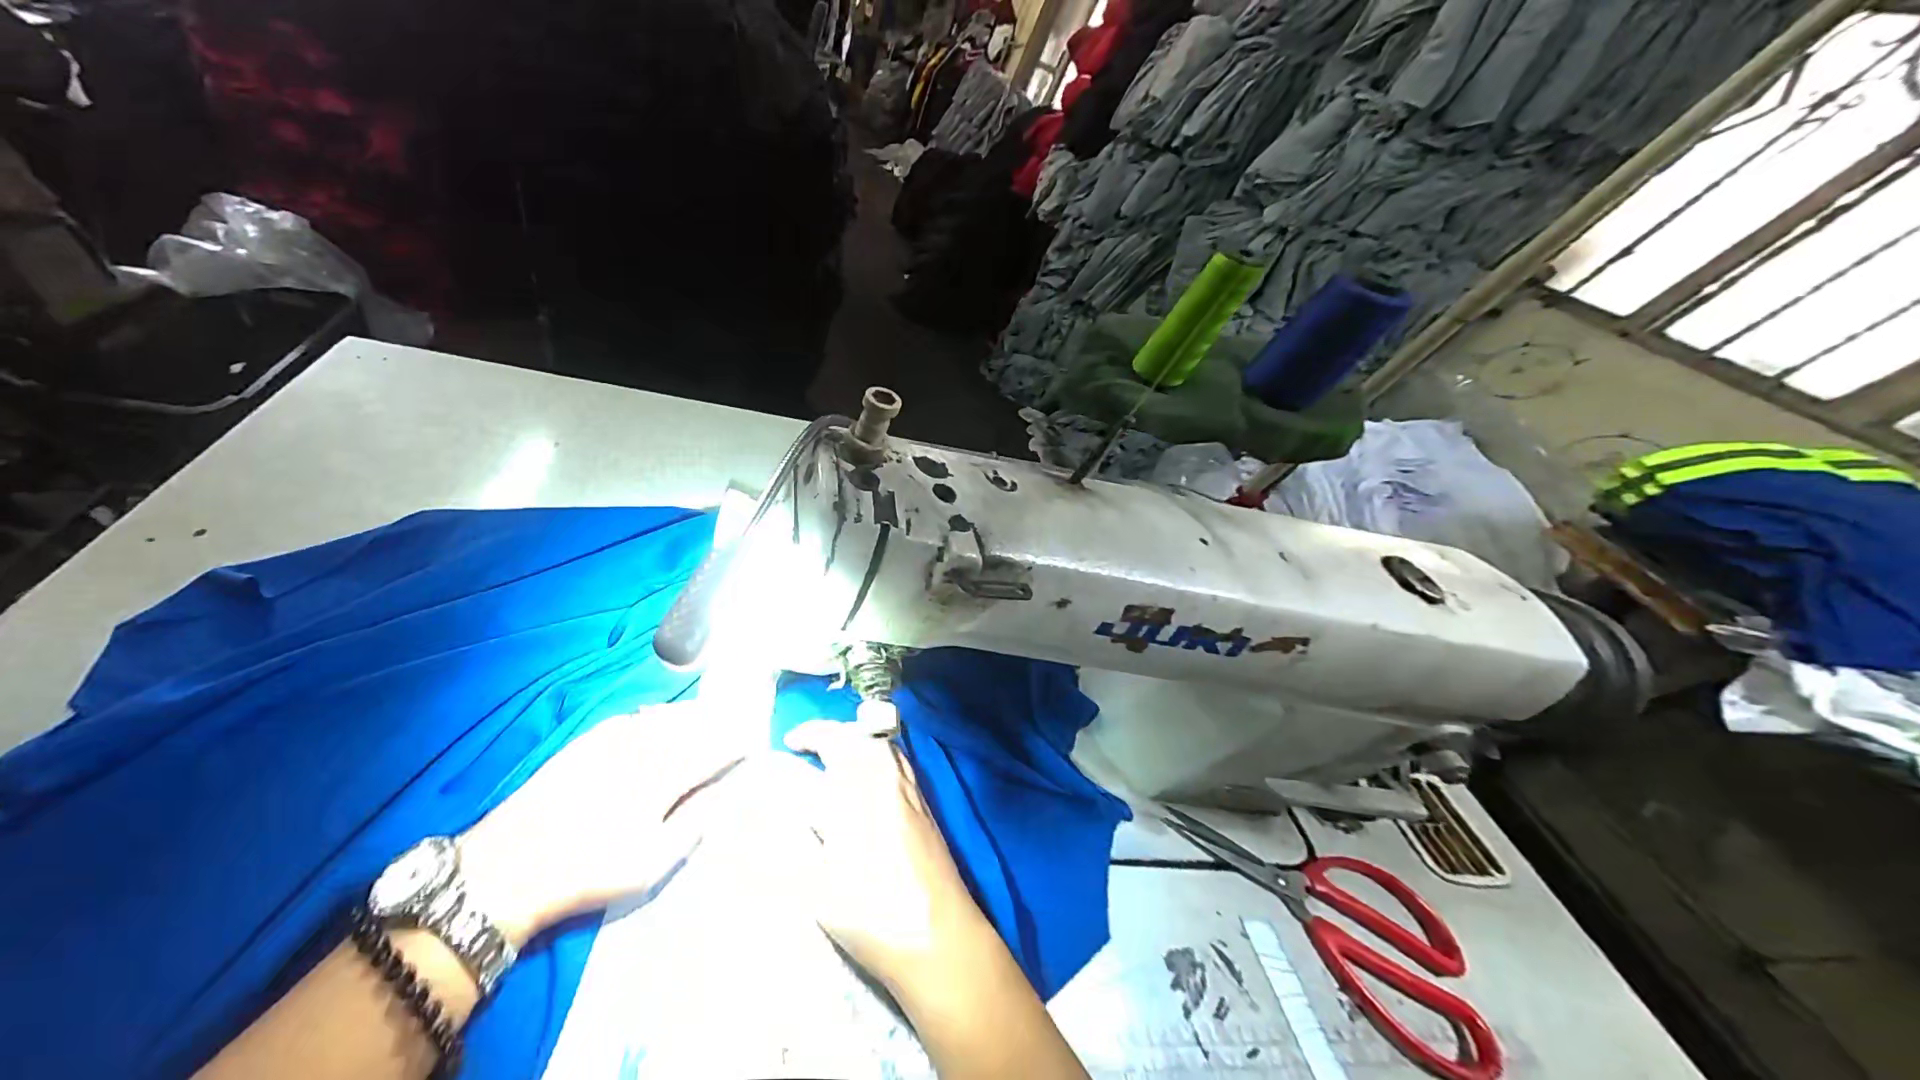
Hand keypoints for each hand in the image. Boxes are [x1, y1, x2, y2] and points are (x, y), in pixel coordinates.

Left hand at [456, 701, 750, 947]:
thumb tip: (722, 792)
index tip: (754, 740)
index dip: (735, 744)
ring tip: (706, 714)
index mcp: (663, 780)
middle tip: (737, 719)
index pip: (711, 752)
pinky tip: (657, 718)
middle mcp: (641, 751)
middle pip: (690, 727)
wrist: (509, 868)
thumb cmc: (588, 872)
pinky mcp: (584, 744)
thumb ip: (692, 823)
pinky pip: (628, 719)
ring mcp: (610, 743)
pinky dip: (651, 715)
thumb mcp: (650, 864)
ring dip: (689, 715)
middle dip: (718, 722)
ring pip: (661, 719)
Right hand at [777, 719, 993, 992]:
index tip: (787, 743)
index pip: (828, 751)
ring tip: (832, 750)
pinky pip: (899, 762)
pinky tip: (868, 773)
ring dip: (854, 738)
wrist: (942, 938)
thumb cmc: (876, 918)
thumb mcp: (819, 892)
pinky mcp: (926, 808)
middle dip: (829, 732)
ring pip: (882, 746)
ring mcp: (910, 794)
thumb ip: (785, 854)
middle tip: (804, 742)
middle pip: (859, 739)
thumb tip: (748, 832)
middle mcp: (886, 784)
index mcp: (858, 798)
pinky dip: (878, 752)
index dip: (806, 740)